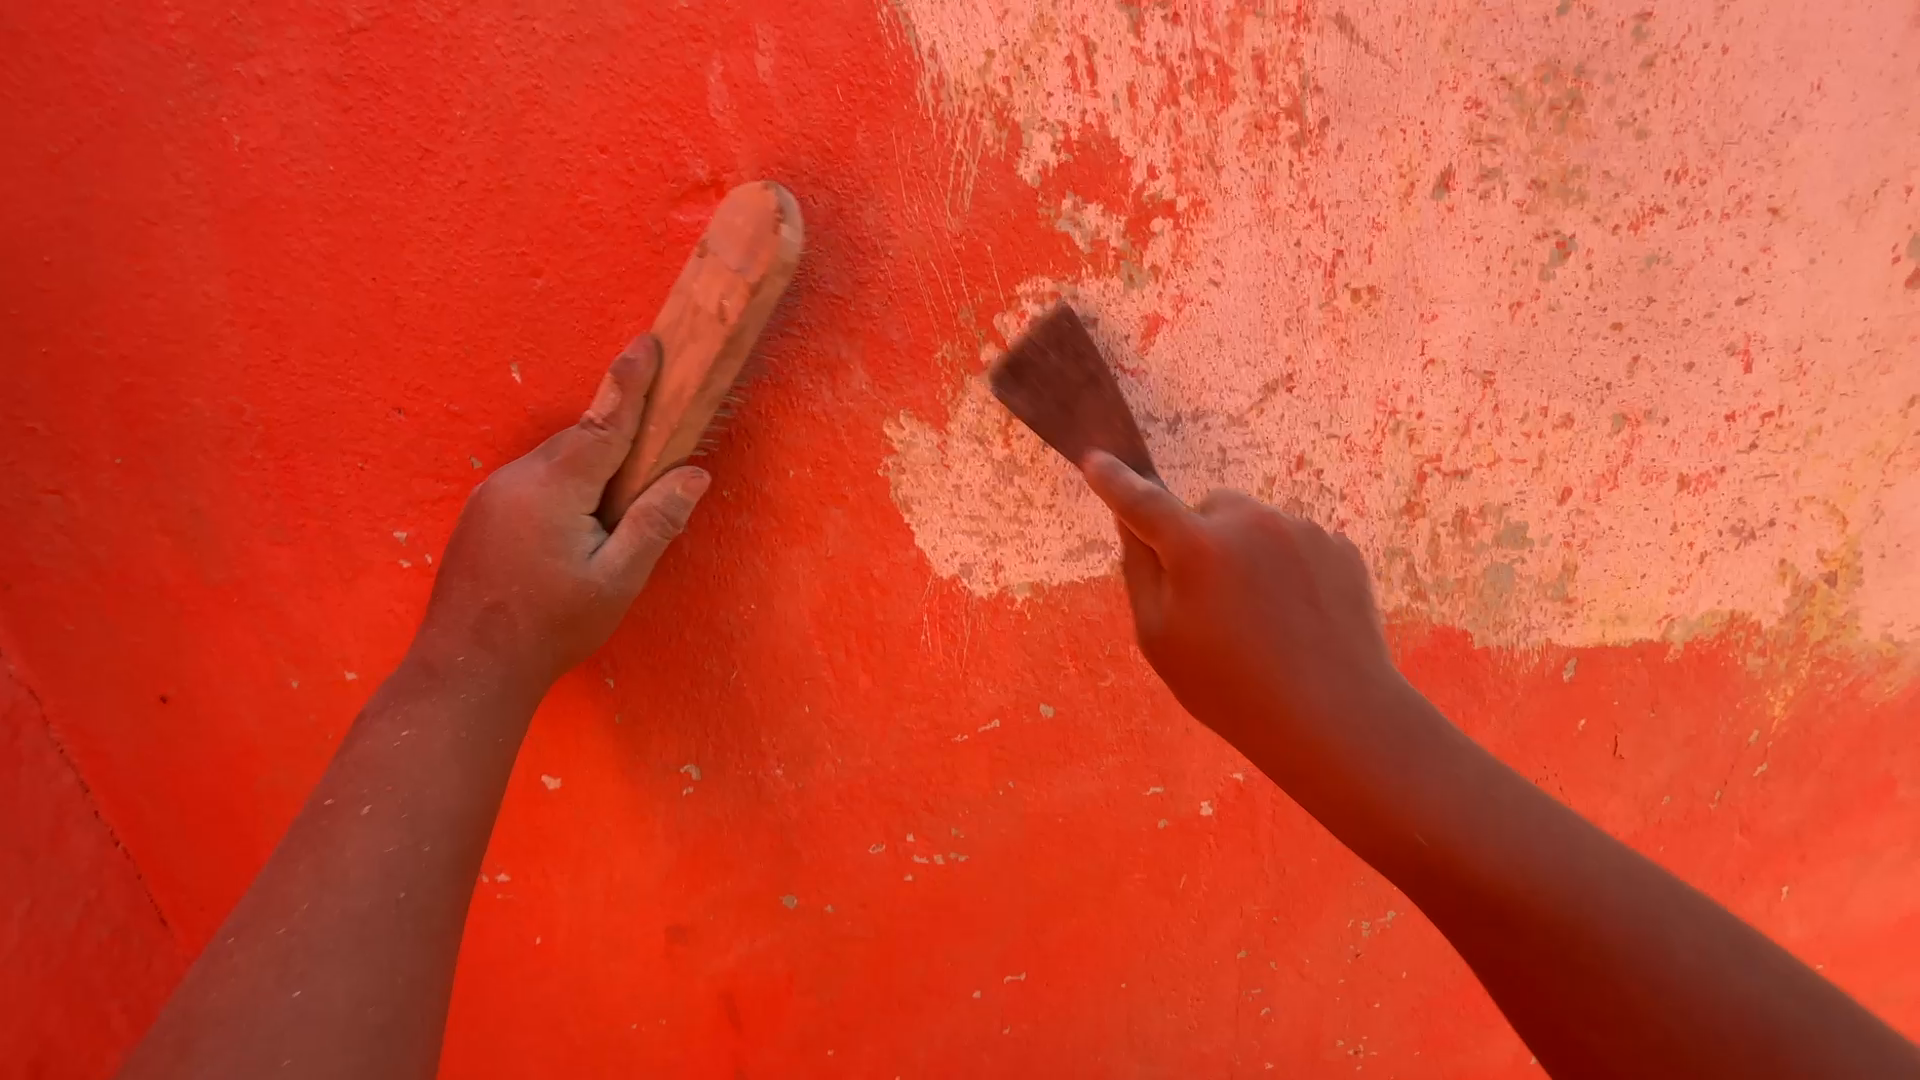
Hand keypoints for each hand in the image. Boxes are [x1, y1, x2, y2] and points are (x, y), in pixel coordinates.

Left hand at [411, 335, 709, 694]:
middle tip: (655, 471)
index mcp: (553, 488)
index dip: (630, 382)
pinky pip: (538, 482)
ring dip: (595, 474)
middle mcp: (517, 478)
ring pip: (560, 464)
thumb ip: (655, 521)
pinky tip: (577, 533)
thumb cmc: (552, 627)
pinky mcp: (484, 514)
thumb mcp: (618, 579)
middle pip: (583, 442)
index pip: (604, 423)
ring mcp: (493, 495)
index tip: (648, 343)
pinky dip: (570, 490)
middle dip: (622, 443)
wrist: (467, 670)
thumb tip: (693, 474)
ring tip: (613, 523)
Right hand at [1080, 450, 1410, 763]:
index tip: (1096, 459)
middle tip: (1207, 596)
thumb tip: (1133, 526)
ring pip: (1254, 526)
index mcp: (1198, 547)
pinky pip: (1294, 543)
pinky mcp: (1340, 547)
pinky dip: (1284, 566)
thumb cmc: (1229, 688)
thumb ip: (1140, 572)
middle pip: (1208, 510)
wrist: (1335, 718)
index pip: (1142, 502)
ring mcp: (1303, 531)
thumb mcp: (1159, 638)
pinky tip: (1295, 615)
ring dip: (1244, 551)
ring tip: (1260, 615)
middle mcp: (1252, 522)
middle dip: (1198, 537)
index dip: (1114, 481)